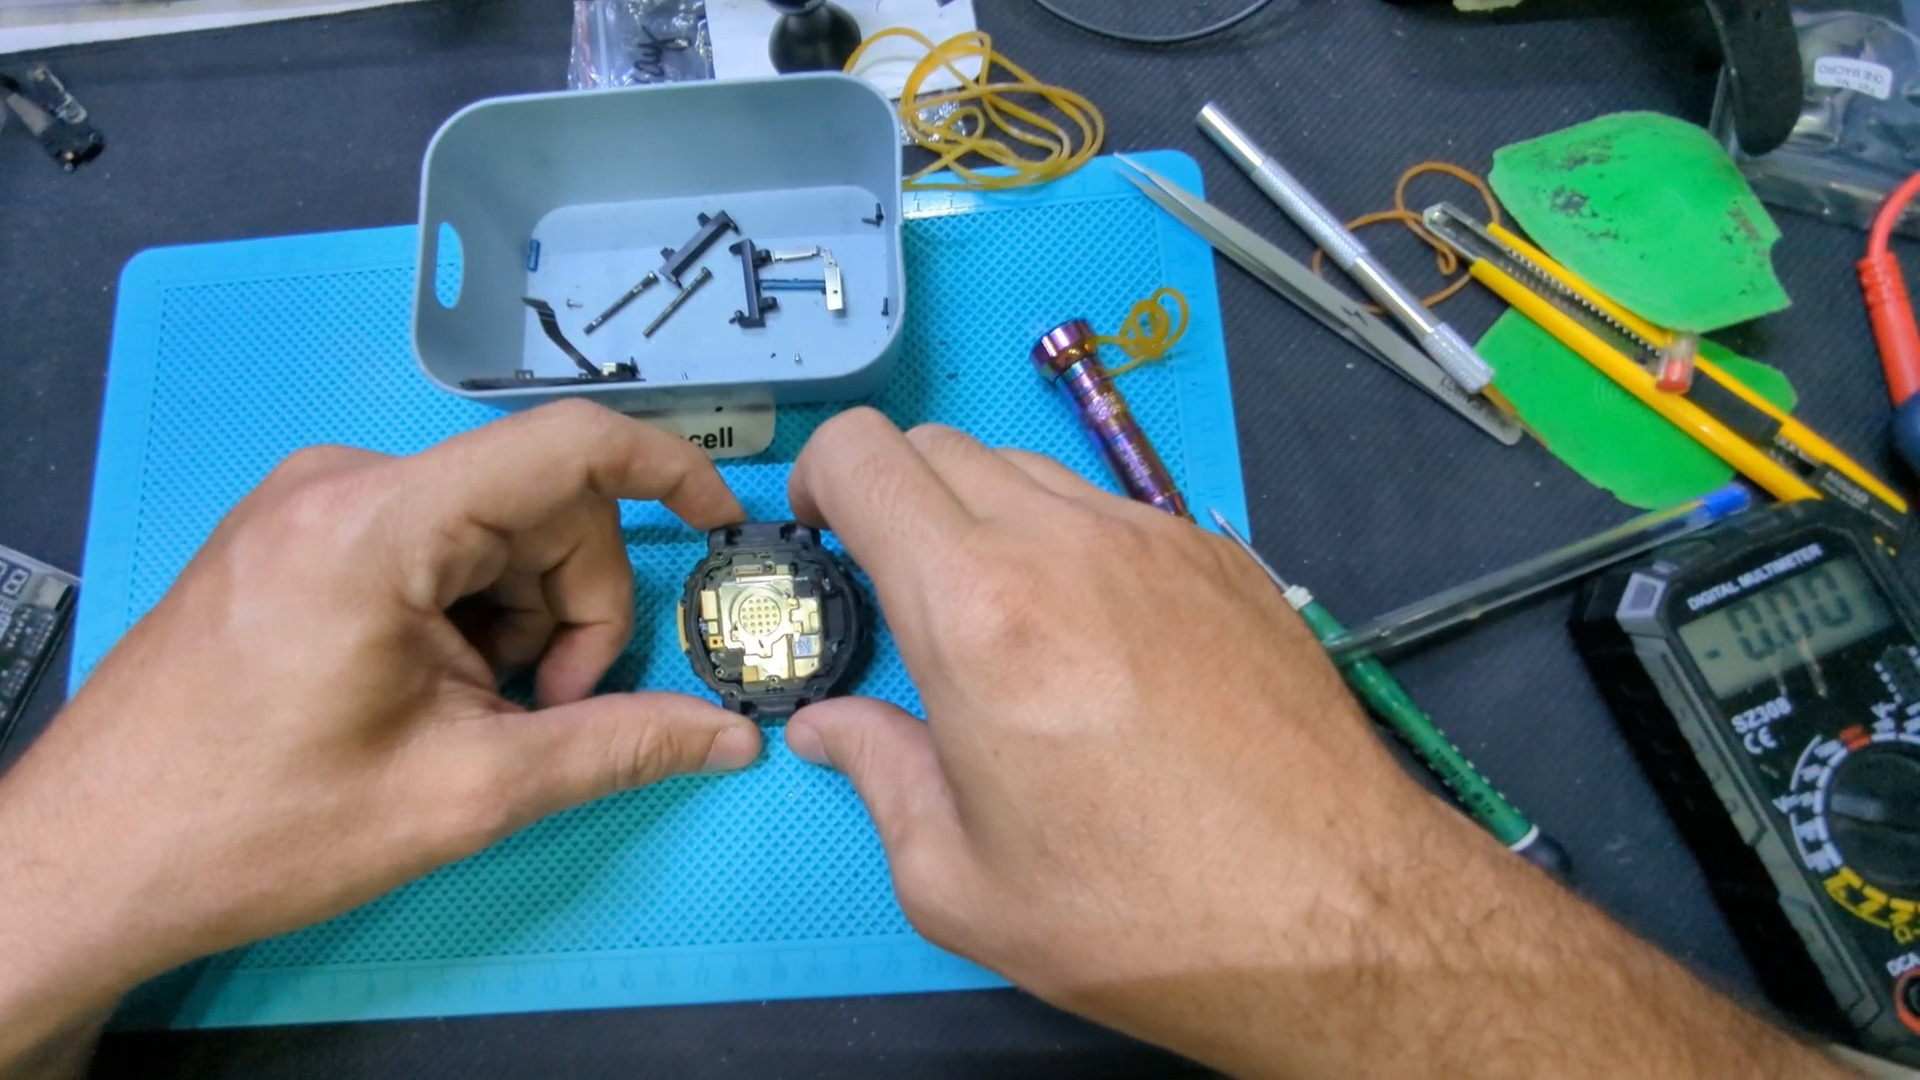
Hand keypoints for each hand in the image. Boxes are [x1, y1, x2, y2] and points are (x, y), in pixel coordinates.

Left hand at [0, 402, 762, 1069]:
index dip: (669, 470)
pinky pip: (461, 545)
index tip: (723, 523)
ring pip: (513, 533)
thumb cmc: (263, 830)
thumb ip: (624, 747)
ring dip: (537, 618)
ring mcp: (333, 502)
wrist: (74, 875)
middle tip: (553, 702)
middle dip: (580, 608)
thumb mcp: (473, 791)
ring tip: (490, 702)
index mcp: (383, 522)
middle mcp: (356, 482)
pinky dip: (491, 612)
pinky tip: (450, 679)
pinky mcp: (324, 532)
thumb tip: (737, 740)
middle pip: (550, 510)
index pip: (569, 444)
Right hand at [781, 409, 1843, 1078]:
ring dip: (979, 513)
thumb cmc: (1136, 911)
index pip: (863, 455)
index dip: (821, 478)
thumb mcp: (958, 878)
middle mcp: (1061, 541)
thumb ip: (875, 772)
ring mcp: (1151, 533)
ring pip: (1021, 465)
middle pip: (937, 444)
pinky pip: (1105, 505)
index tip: (826, 534)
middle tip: (904, 586)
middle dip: (893, 496)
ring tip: (1002, 610)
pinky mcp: (1215, 550)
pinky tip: (1096, 625)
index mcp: (975, 609)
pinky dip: (1065, 536)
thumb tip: (826, 724)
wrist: (1342, 911)